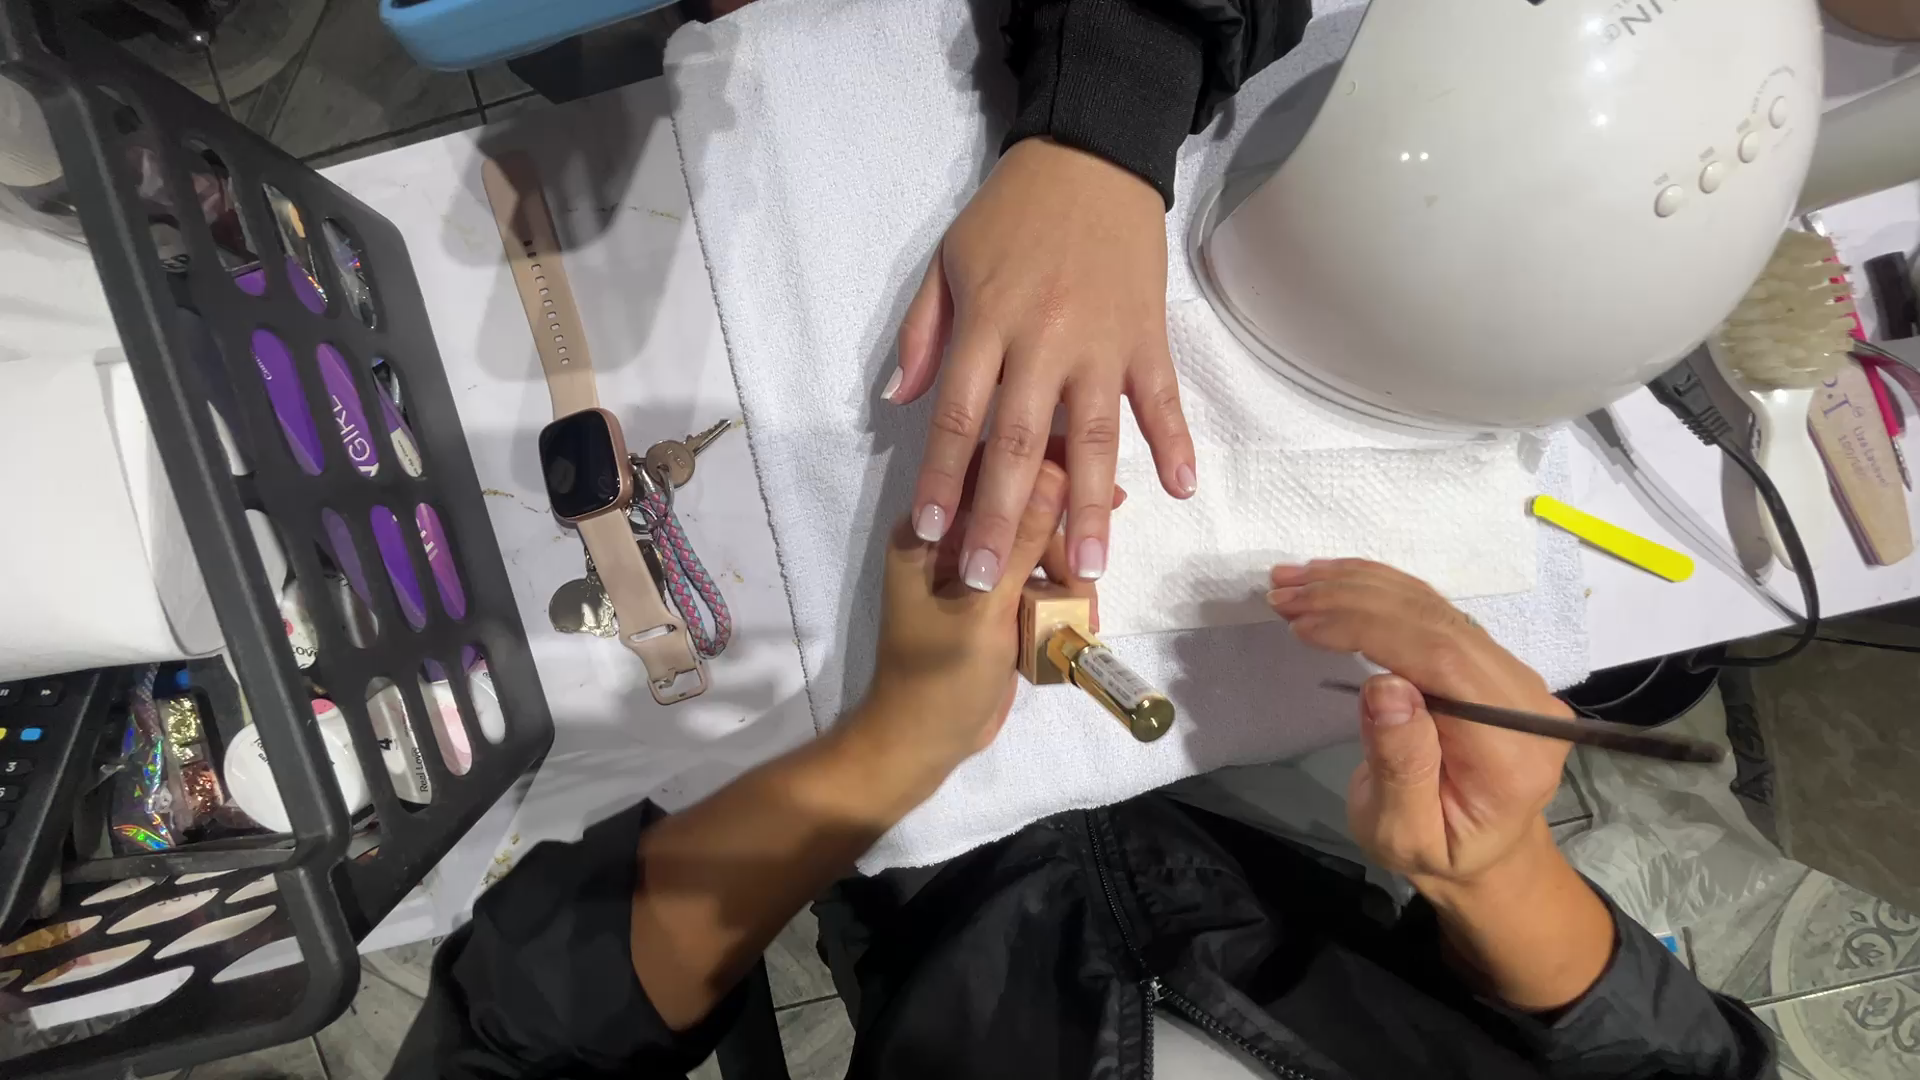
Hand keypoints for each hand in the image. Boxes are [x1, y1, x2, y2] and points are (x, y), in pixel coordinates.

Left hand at [852, 460, 1088, 778]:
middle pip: (1019, 510)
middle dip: (1059, 541)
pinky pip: (1036, 579)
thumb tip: (1057, 470)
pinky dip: (1058, 596)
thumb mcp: (984, 608)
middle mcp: (950, 542)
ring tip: (1082, 612)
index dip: (1044, 471)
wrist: (925, 744)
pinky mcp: (995, 600)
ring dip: (1064, 575)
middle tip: (1088, 573)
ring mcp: (974, 572)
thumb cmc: (941, 678)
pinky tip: (1080, 617)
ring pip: (1035, 547)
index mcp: (928, 531)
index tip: (1095, 486)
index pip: (987, 474)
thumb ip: (1021, 541)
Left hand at [889, 137, 1194, 593]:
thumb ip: (921, 333)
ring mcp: (1102, 343)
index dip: (942, 477)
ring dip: (1093, 506)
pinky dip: (1175, 440)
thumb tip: (898, 402)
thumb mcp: (946, 261)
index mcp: (988, 326)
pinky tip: (1181, 488)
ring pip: (1096, 437)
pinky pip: (1163, 397)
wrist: (1090, 157)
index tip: (932, 533)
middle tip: (990, 579)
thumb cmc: (1009, 216)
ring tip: (1087, 567)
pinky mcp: (1148, 336)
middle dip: (1002, 517)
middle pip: (1020, 444)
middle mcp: (1044, 343)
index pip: (957, 417)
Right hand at [1266, 560, 1570, 892]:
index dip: (1368, 628)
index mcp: (1511, 747)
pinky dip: (1375, 587)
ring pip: (1431, 605)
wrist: (1482, 858)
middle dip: (1351, 599)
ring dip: (1355, 585)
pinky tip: (1331, 578)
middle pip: (1436, 621)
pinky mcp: (1483, 659)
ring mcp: (1507, 673)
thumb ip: (1401, 765)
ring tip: (1291, 581)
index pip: (1441, 659)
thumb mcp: (1404, 832)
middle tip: (1282, 596)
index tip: (1301, 624)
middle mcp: (1522, 697)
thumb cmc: (1437, 853)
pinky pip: (1429, 608)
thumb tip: (1385, 686)